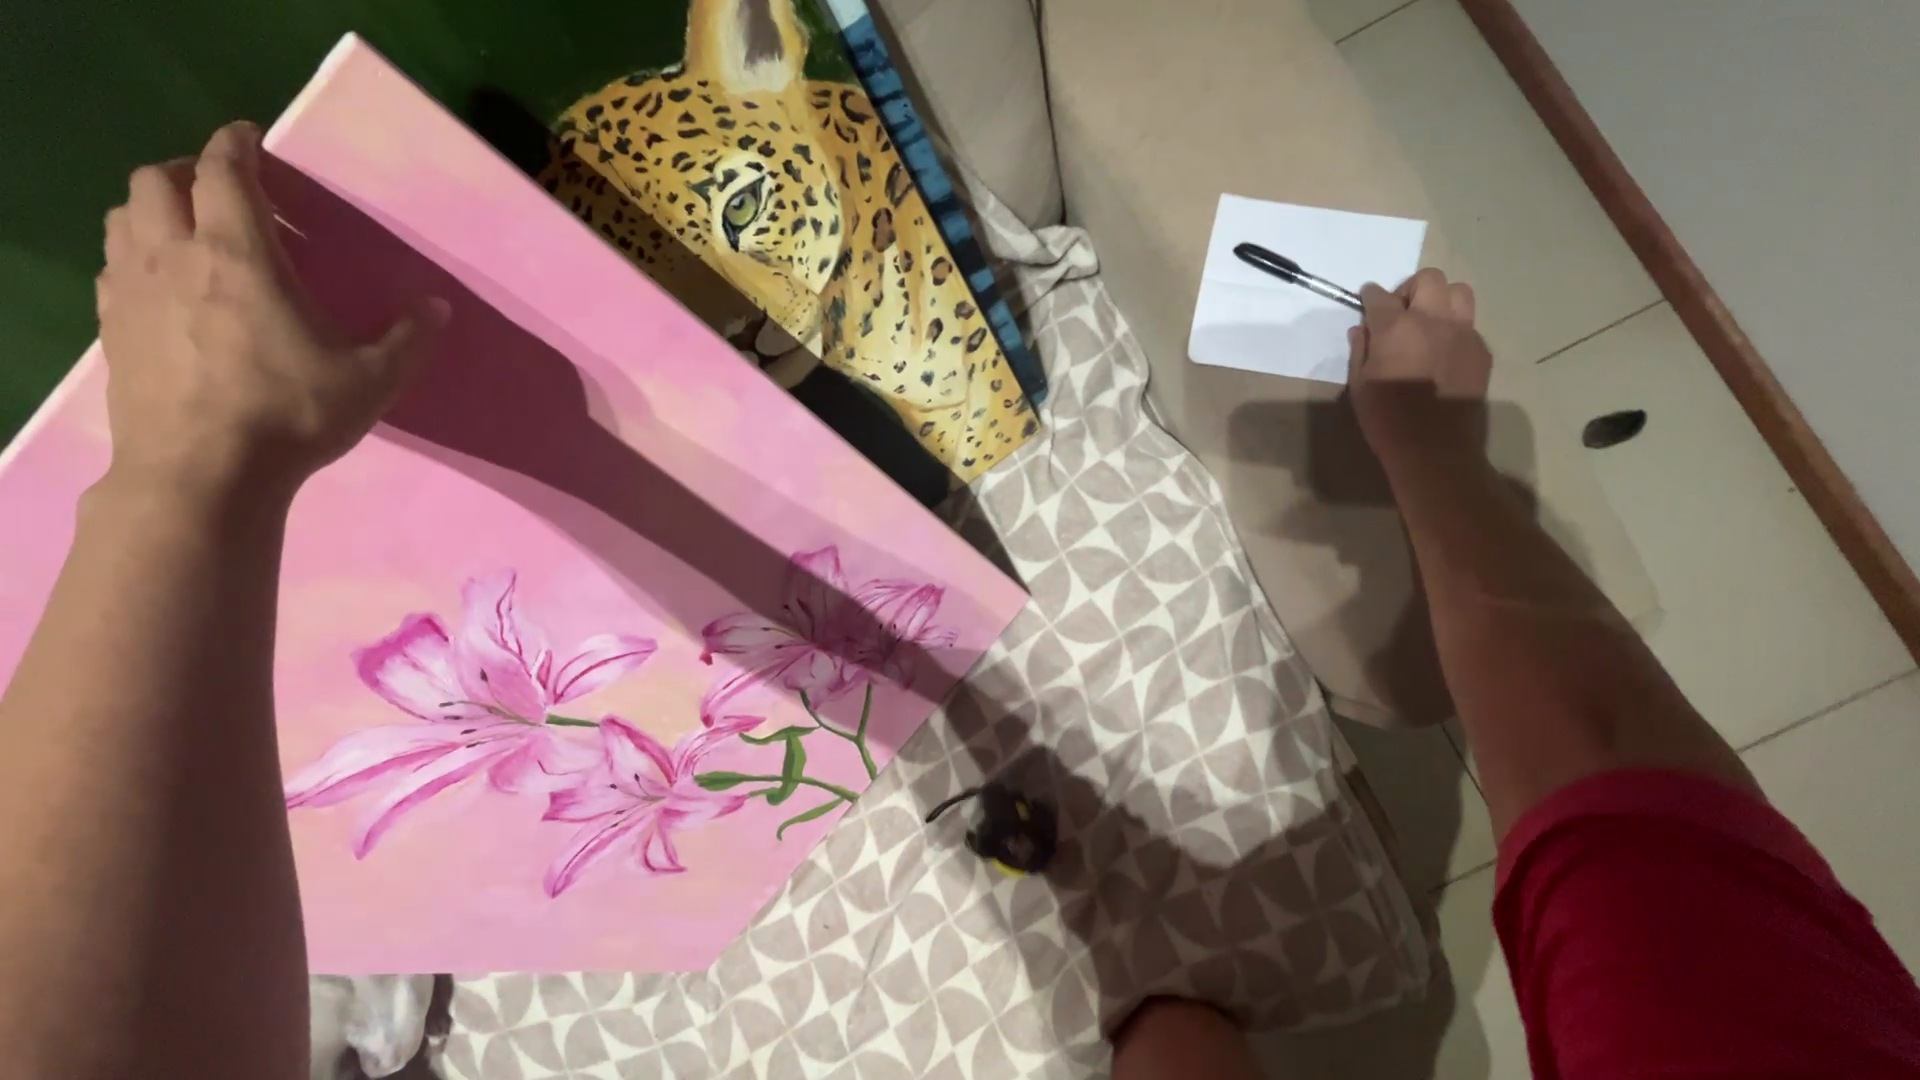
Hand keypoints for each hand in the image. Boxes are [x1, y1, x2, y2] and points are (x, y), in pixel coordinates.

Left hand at [95, 121, 446, 507]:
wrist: (204, 469)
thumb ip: (409, 338)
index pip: (224, 174)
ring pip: (125, 216)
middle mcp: (174, 257)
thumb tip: (438, 307)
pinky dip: (139, 251)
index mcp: (239, 257)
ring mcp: (132, 290)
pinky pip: (115, 263)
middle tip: (225, 187)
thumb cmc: (293, 413)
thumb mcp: (373, 379)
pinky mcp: (112, 326)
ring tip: (193, 228)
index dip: (235, 146)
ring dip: (156, 207)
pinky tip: (168, 282)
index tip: (248, 135)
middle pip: (156, 182)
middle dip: (189, 171)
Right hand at [1346, 268, 1492, 475]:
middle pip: (1428, 279)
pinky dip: (1453, 328)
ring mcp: (1464, 334)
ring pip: (1459, 292)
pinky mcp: (1481, 351)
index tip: (1366, 299)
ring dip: (1440, 299)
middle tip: (1399, 312)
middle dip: (1410, 289)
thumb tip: (1362, 330)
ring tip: (1427, 323)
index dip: (1370, 296)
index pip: (1380, 297)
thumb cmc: (1386, 420)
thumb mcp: (1358, 386)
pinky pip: (1469, 325)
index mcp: (1396, 329)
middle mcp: (1434, 321)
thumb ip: (1360, 352)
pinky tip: (1442, 352)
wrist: (1435, 448)